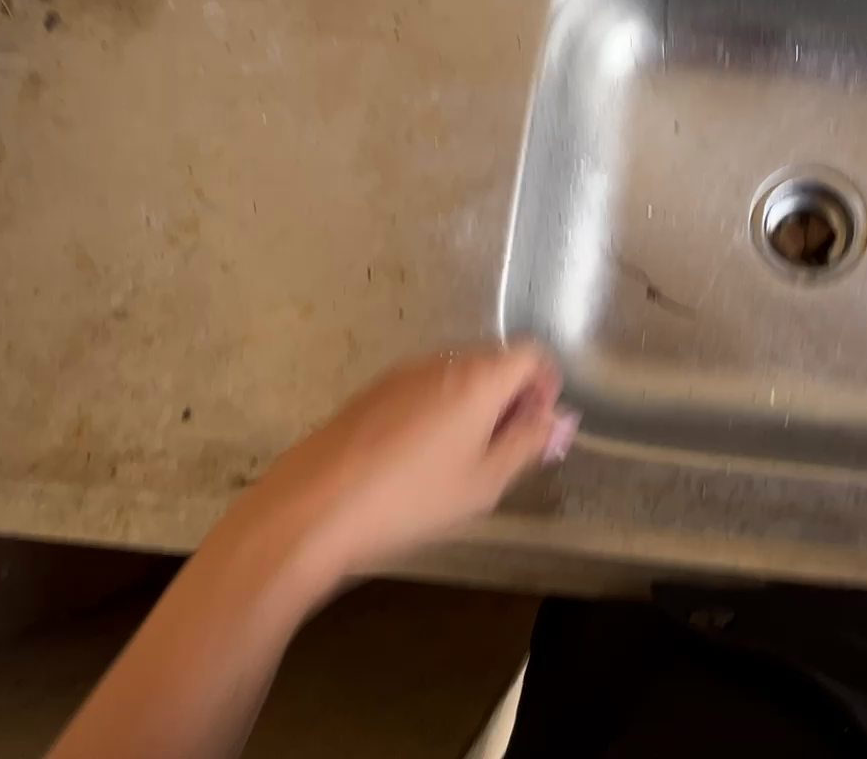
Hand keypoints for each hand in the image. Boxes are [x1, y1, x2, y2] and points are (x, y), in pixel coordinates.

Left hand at [206, 343, 577, 600]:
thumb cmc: (411, 499)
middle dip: (513, 398)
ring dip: (477, 405)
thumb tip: (558, 420)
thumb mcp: (485, 482)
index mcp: (479, 377)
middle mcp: (444, 362)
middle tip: (506, 450)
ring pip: (460, 375)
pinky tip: (421, 457)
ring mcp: (403, 373)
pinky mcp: (373, 391)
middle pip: (497, 361)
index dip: (546, 386)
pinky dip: (442, 409)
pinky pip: (426, 387)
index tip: (538, 428)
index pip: (533, 354)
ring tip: (463, 459)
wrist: (308, 511)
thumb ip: (529, 443)